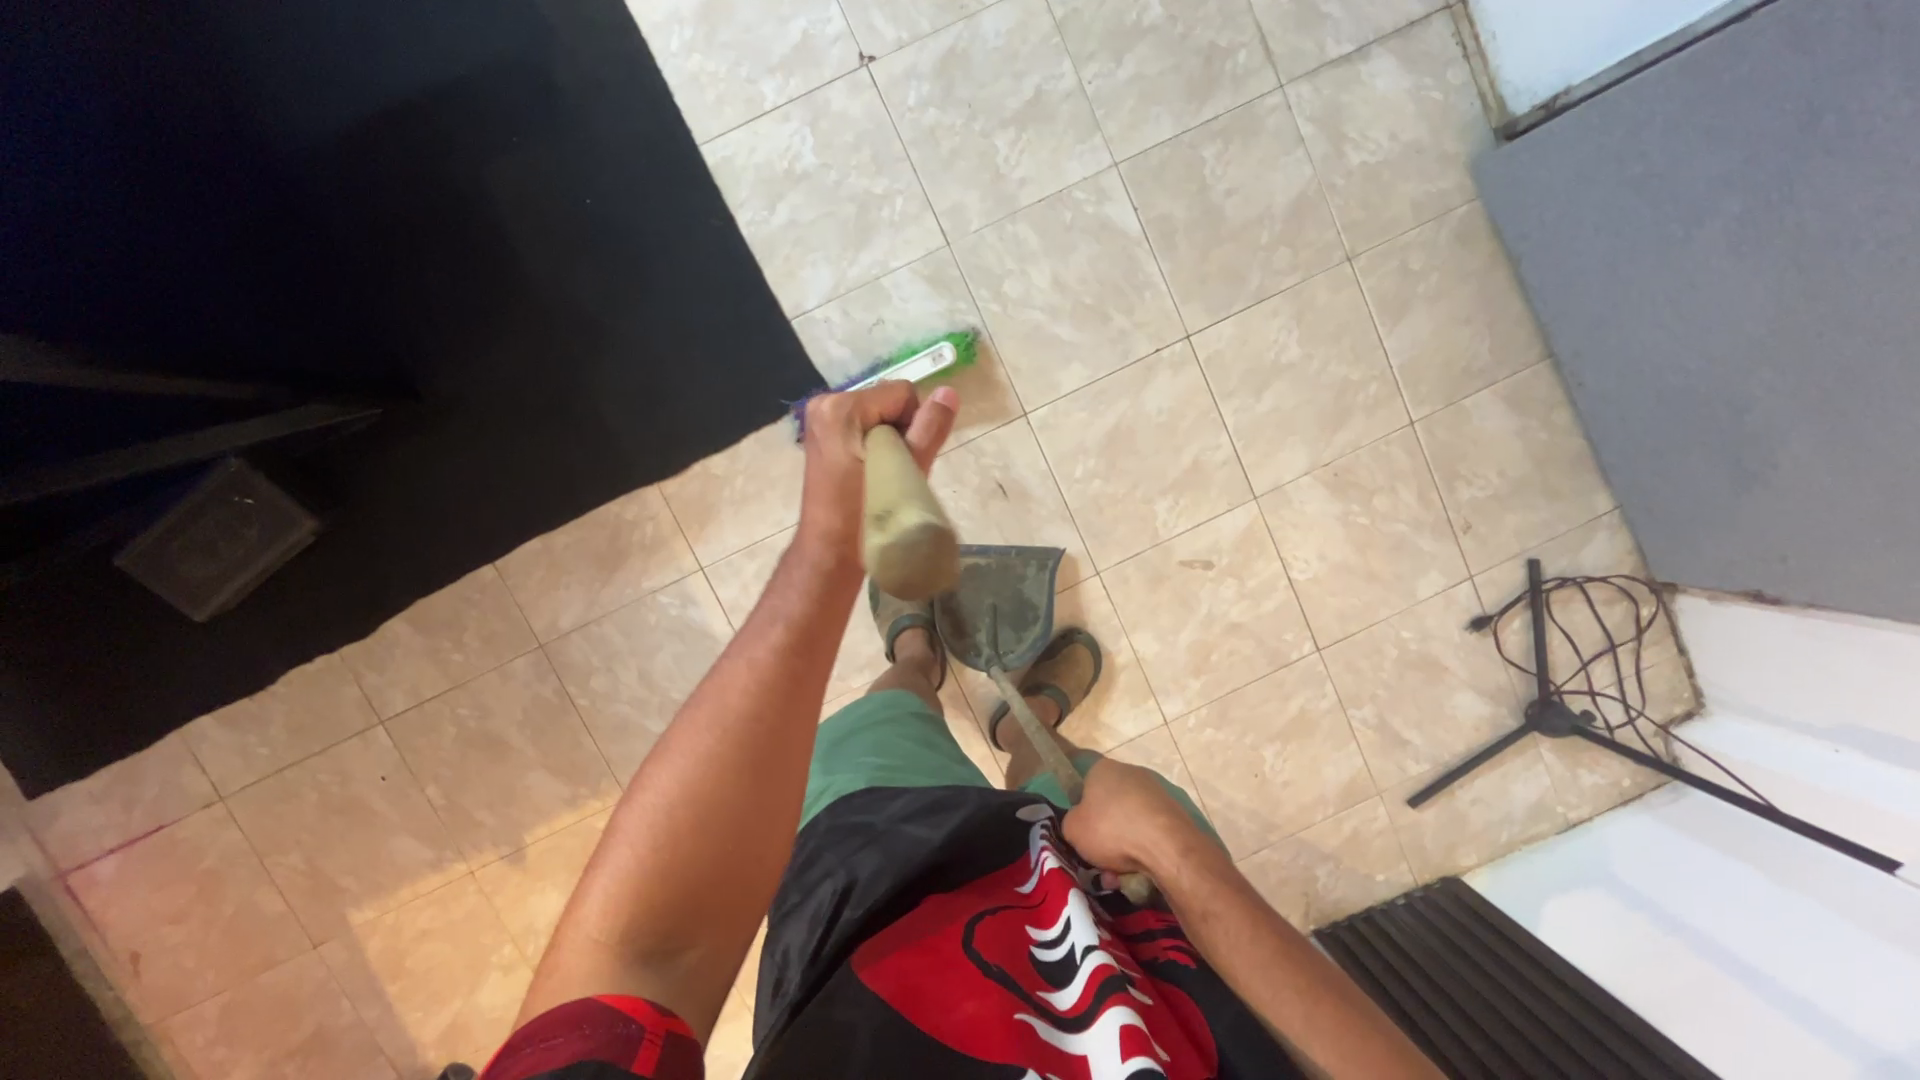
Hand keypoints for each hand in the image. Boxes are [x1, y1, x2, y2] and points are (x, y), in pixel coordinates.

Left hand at [796, 382, 958, 567]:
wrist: (829, 550)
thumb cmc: (866, 516)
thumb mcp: (905, 470)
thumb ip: (928, 429)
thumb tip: (947, 392)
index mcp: (841, 408)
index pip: (903, 394)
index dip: (914, 427)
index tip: (902, 461)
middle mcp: (825, 403)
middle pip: (888, 401)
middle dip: (900, 431)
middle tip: (893, 470)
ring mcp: (820, 418)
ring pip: (878, 414)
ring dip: (889, 439)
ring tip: (881, 473)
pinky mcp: (822, 433)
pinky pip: (863, 425)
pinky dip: (873, 442)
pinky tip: (867, 471)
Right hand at [1063, 758, 1209, 877]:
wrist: (1167, 846)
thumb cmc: (1111, 829)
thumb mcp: (1072, 829)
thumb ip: (1071, 823)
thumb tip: (1079, 824)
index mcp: (1103, 769)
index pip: (1085, 786)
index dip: (1081, 811)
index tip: (1082, 833)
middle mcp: (1131, 773)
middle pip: (1109, 806)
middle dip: (1104, 834)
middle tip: (1099, 859)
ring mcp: (1157, 791)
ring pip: (1130, 823)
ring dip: (1123, 846)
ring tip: (1119, 875)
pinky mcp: (1176, 812)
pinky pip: (1150, 832)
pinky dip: (1144, 849)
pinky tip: (1140, 872)